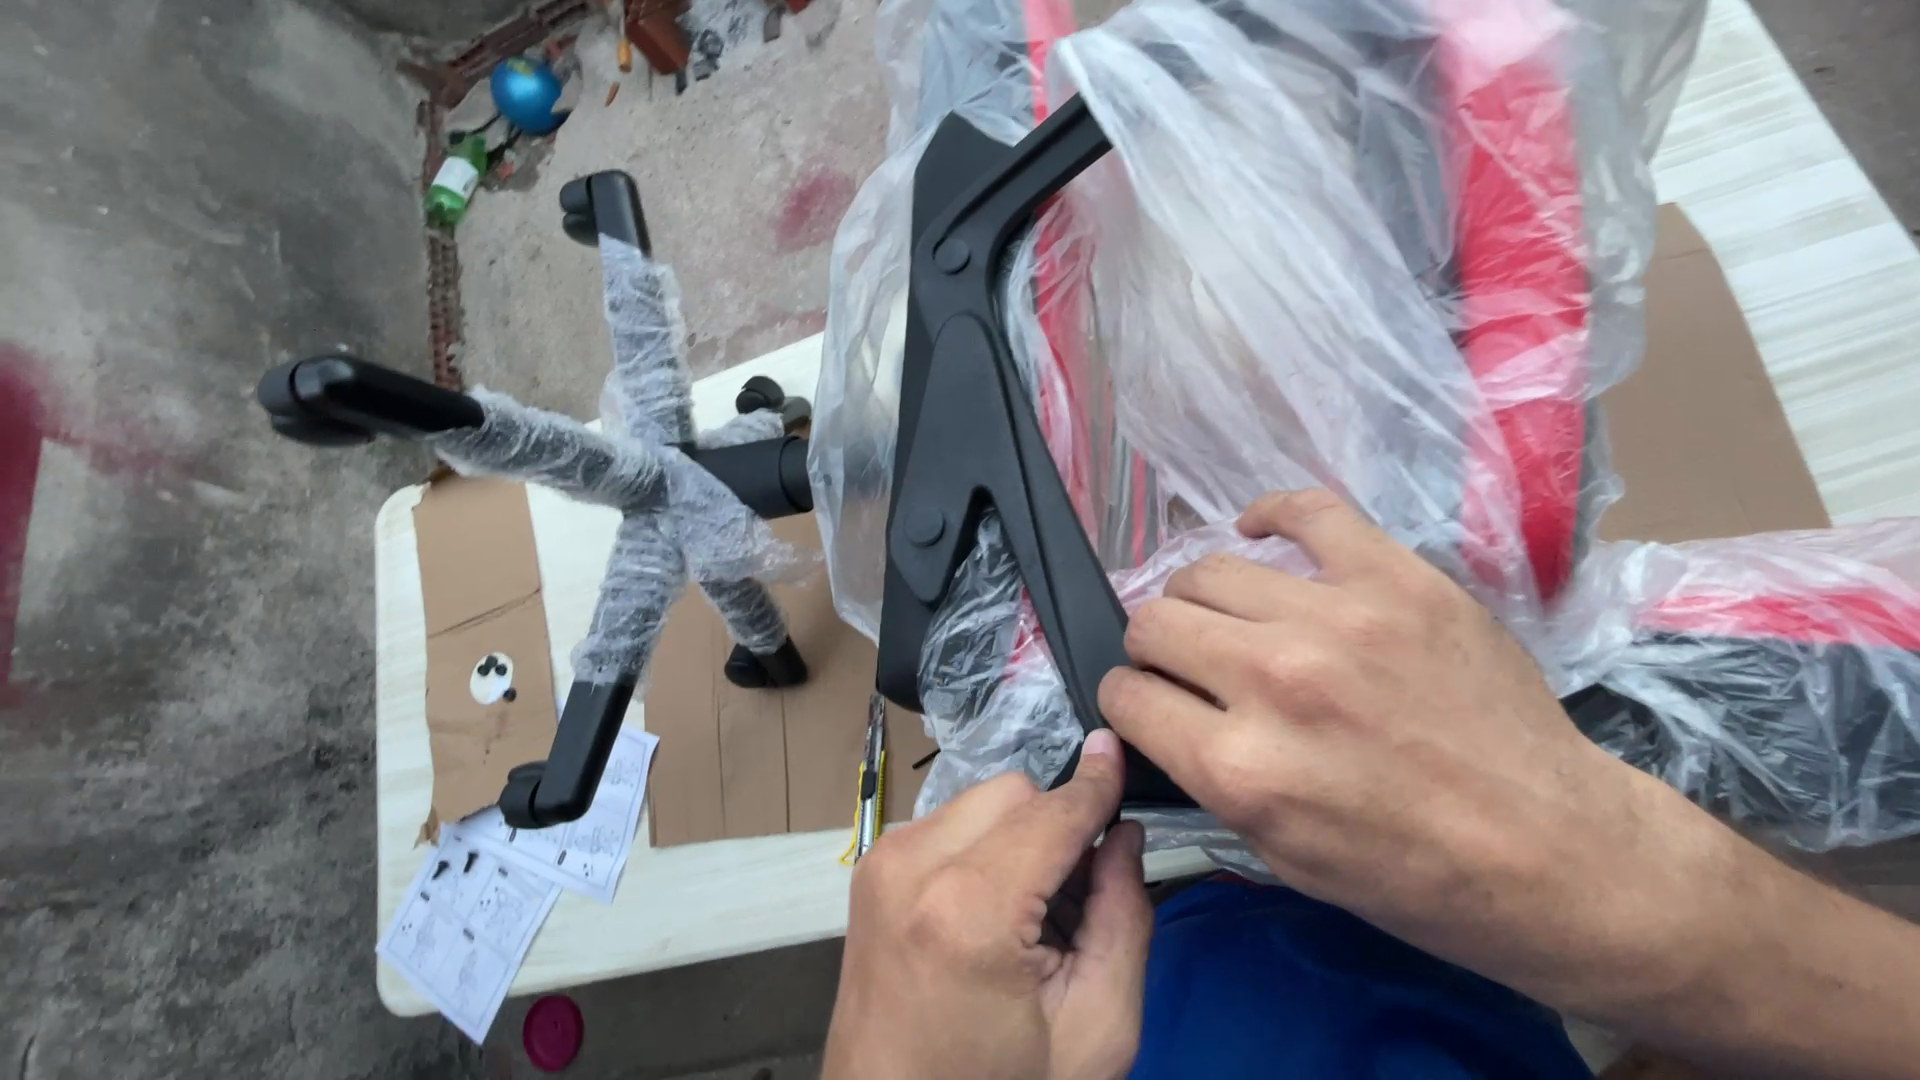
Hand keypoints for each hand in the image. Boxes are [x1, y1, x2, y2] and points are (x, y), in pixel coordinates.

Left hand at [823, 729, 1151, 1079]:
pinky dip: (981, 847)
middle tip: (1073, 897)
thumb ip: (1123, 917)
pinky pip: (946, 822)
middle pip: (1014, 793)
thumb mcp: (1094, 1030)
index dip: (1095, 783)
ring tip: (1027, 913)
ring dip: (1017, 835)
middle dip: (1054, 826)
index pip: (1052, 813)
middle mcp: (913, 864)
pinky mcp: (869, 870)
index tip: (1119, 751)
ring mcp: (881, 862)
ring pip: (979, 800)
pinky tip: (988, 909)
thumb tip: (1124, 833)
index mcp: (968, 909)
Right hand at [1097, 489, 1747, 1016]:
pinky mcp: (1396, 579)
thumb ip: (1201, 773)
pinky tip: (1258, 536)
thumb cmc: (1408, 874)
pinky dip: (1268, 516)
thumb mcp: (1274, 853)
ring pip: (1205, 571)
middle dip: (1152, 650)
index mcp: (1239, 766)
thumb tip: (1154, 711)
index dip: (1127, 701)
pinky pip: (1305, 510)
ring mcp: (1338, 619)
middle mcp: (1273, 680)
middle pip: (1152, 622)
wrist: (1554, 853)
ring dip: (1199, 600)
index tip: (1146, 704)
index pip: (1125, 695)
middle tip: (1187, 667)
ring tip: (1228, 619)